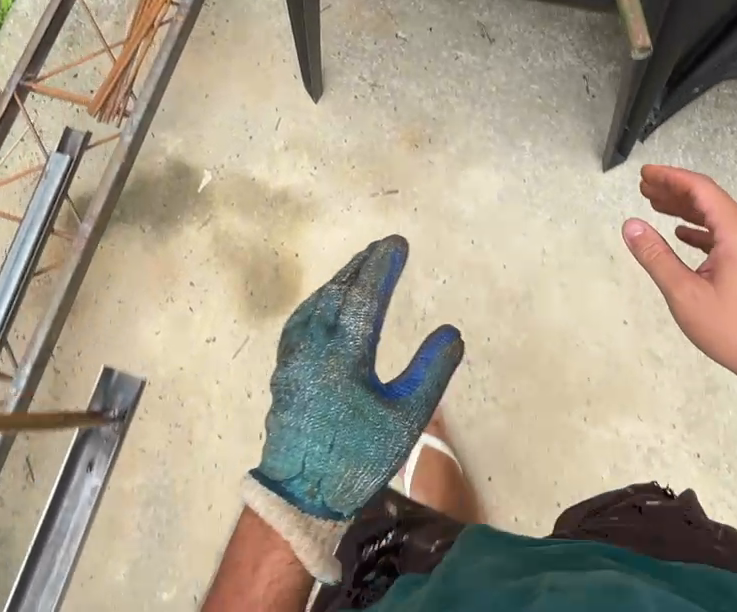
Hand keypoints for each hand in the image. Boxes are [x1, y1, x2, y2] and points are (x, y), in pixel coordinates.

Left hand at [253, 236, 461, 520]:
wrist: (300, 492)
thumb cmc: (358, 457)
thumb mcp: (405, 418)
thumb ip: (430, 372)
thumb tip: (452, 333)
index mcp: (346, 352)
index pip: (366, 294)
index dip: (383, 265)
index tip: (398, 243)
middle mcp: (315, 343)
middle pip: (340, 290)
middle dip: (362, 263)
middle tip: (382, 245)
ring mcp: (294, 354)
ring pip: (318, 301)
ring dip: (341, 278)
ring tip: (360, 264)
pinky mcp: (285, 366)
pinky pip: (303, 317)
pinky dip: (321, 298)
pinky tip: (327, 300)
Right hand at [621, 166, 736, 395]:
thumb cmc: (733, 329)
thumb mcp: (685, 294)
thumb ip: (655, 256)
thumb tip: (631, 226)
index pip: (701, 189)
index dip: (670, 177)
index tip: (644, 174)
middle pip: (710, 199)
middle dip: (675, 190)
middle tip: (644, 188)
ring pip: (718, 217)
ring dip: (686, 209)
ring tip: (656, 205)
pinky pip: (727, 234)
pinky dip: (701, 229)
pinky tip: (682, 235)